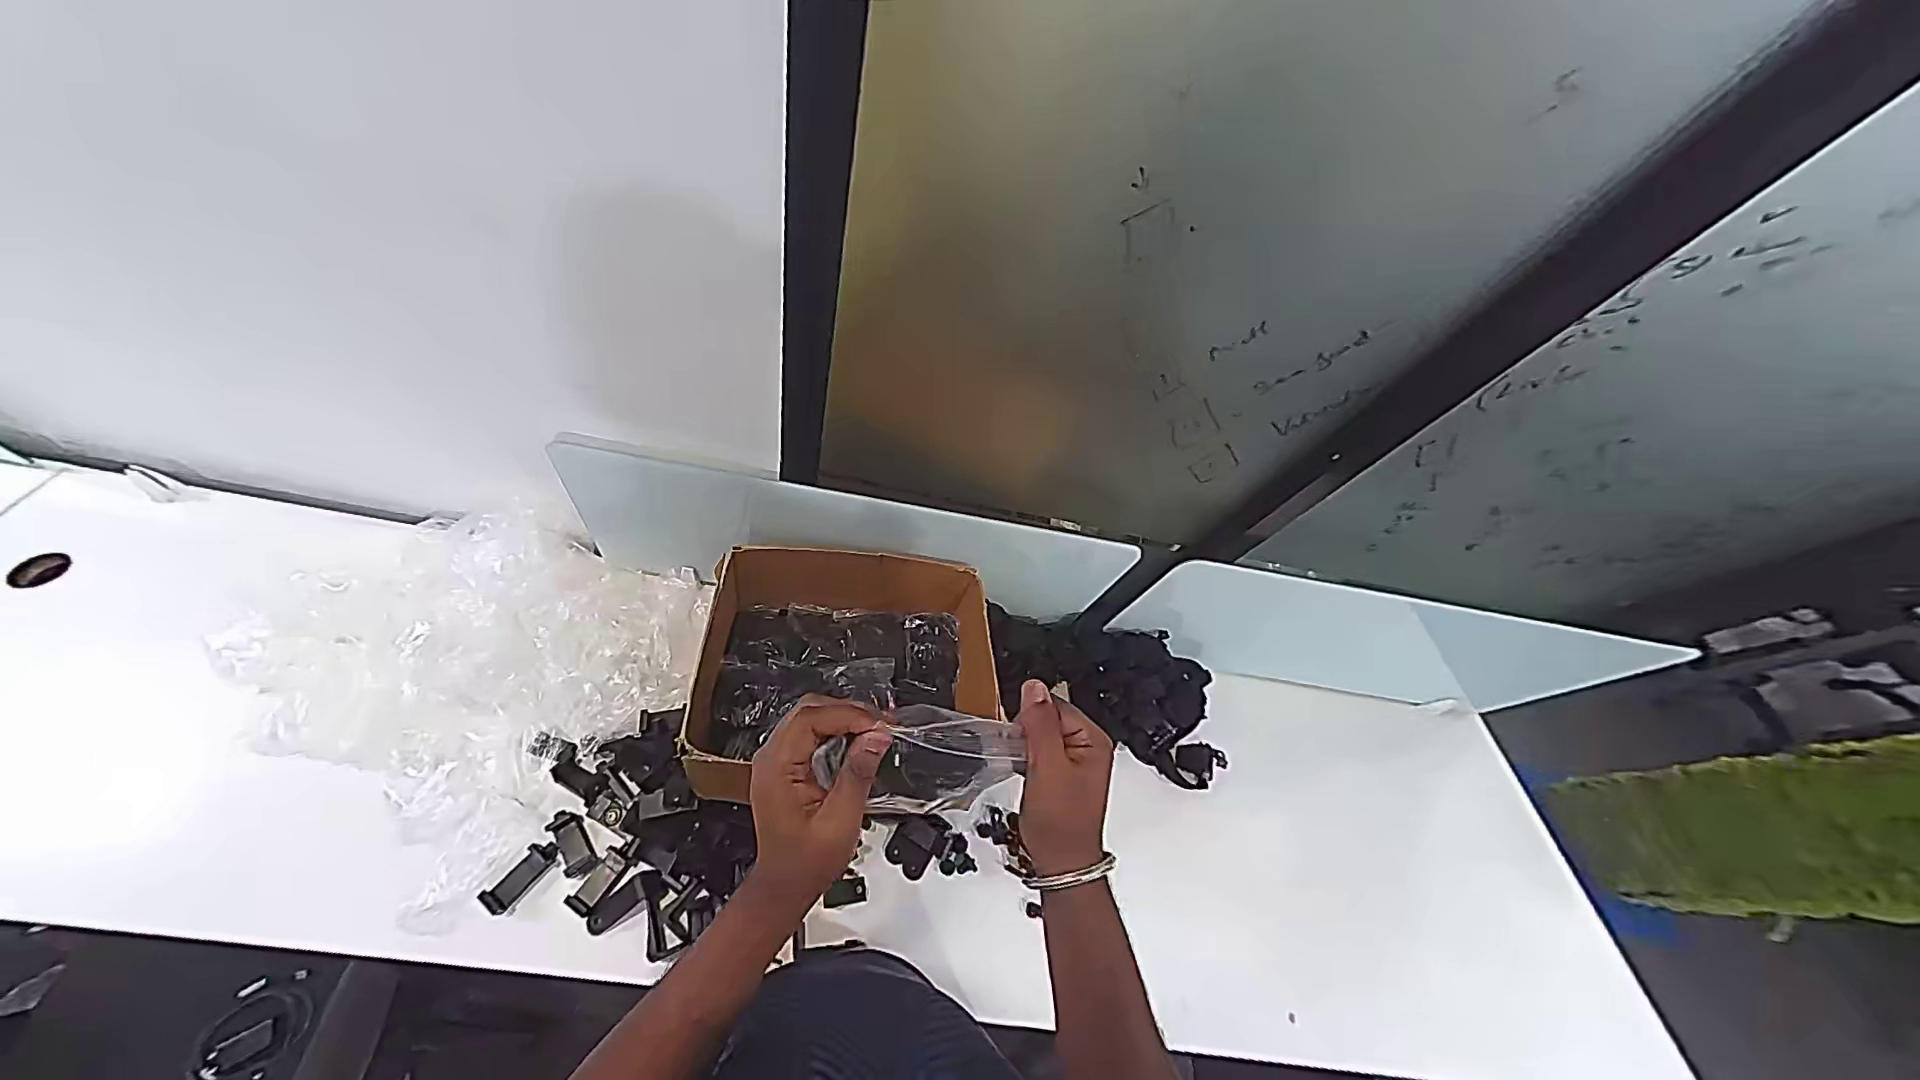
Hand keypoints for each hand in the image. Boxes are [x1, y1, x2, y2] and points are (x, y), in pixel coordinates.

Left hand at [747, 695, 892, 912]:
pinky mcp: (787, 764)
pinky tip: (858, 741)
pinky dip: (838, 730)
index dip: (849, 715)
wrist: (786, 883)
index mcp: (776, 768)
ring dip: (845, 718)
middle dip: (849, 711)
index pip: (811, 719)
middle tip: (881, 724)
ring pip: (811, 716)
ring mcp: (776, 759)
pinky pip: (812, 732)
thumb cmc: (805, 862)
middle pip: (810, 710)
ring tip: (874, 731)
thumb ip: (858, 774)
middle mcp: (771, 758)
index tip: (877, 725)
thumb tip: (876, 737)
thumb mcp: (841, 820)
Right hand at [1014, 679, 1114, 875]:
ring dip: (1028, 750)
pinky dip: (1029, 761)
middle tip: (1028, 761)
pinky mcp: (1063, 773)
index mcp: (1093, 739)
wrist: (1060, 862)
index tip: (1025, 741)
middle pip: (1047, 718)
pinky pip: (1039, 752)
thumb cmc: (1061, 823)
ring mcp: (1076, 760)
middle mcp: (1088, 746)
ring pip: (1040, 735)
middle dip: (1029, 736)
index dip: (1032, 720)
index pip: (1054, 705)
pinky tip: (1030, 778)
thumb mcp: (1046, 766)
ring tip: (1031, 773)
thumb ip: (1040, 724)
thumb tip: (1034, 688)